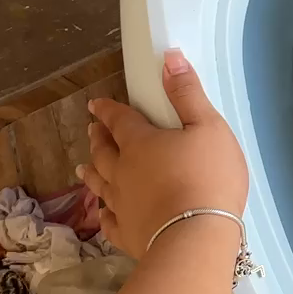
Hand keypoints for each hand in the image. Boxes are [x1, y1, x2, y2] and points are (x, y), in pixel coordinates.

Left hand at [77, 49, 248, 257]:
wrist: (195, 236)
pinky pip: (108, 219)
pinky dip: (104, 211)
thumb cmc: (207, 174)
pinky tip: (104, 211)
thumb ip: (187, 93)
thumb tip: (168, 57)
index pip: (119, 121)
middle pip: (104, 151)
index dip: (108, 110)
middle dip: (99, 138)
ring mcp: (121, 205)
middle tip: (93, 130)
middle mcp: (122, 172)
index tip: (96, 104)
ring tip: (85, 166)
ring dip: (92, 171)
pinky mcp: (125, 233)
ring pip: (99, 184)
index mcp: (141, 143)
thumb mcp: (208, 126)